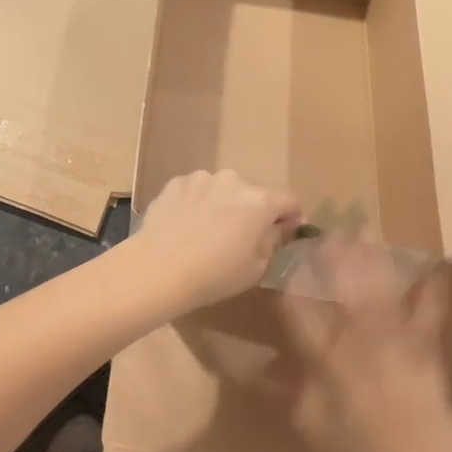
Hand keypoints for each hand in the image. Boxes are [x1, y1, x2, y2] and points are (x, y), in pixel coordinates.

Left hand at [125, 169, 301, 312]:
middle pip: (253, 193)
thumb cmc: (216, 274)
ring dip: (223, 203)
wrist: (160, 267)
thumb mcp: (257, 267)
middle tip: (241, 237)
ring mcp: (202, 177)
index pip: (289, 201)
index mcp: (260, 200)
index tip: (284, 234)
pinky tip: (186, 225)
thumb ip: (275, 239)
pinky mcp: (176, 182)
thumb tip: (284, 225)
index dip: (291, 217)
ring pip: (223, 188)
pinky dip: (197, 202)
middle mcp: (233, 180)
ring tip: (208, 231)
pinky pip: (196, 190)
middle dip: (253, 210)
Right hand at [280, 238, 451, 451]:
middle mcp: (357, 336)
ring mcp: (394, 337)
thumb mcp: (311, 422)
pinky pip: (429, 312)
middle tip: (326, 225)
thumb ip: (289, 388)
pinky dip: (432, 291)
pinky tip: (434, 268)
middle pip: (341, 285)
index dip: (290, 277)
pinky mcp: (425, 346)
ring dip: (373, 257)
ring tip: (366, 227)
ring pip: (380, 288)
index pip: (299, 306)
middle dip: (333, 253)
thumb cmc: (358, 446)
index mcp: (325, 353)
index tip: (283, 253)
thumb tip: (260, 368)